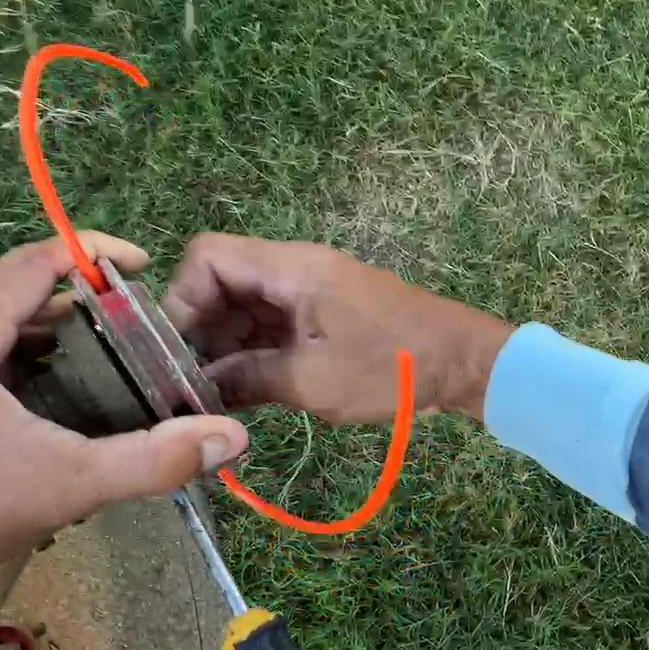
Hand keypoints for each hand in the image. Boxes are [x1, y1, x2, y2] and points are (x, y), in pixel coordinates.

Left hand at [0, 234, 248, 649]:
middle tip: (141, 342)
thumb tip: (234, 436)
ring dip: (53, 343)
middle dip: (86, 313)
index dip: (93, 254)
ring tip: (108, 375)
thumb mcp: (65, 488)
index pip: (30, 264)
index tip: (145, 265)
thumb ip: (155, 459)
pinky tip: (48, 406)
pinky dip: (17, 365)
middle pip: (16, 299)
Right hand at [162, 233, 512, 423]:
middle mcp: (304, 270)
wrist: (468, 363)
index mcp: (295, 269)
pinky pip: (283, 323)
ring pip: (253, 307)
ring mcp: (323, 292)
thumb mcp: (313, 380)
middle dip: (206, 330)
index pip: (210, 256)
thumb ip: (247, 378)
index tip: (181, 351)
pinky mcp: (337, 315)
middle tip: (197, 382)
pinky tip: (255, 389)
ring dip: (234, 345)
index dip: (183, 299)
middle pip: (228, 282)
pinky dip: (264, 350)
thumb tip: (200, 386)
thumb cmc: (392, 367)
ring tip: (224, 393)